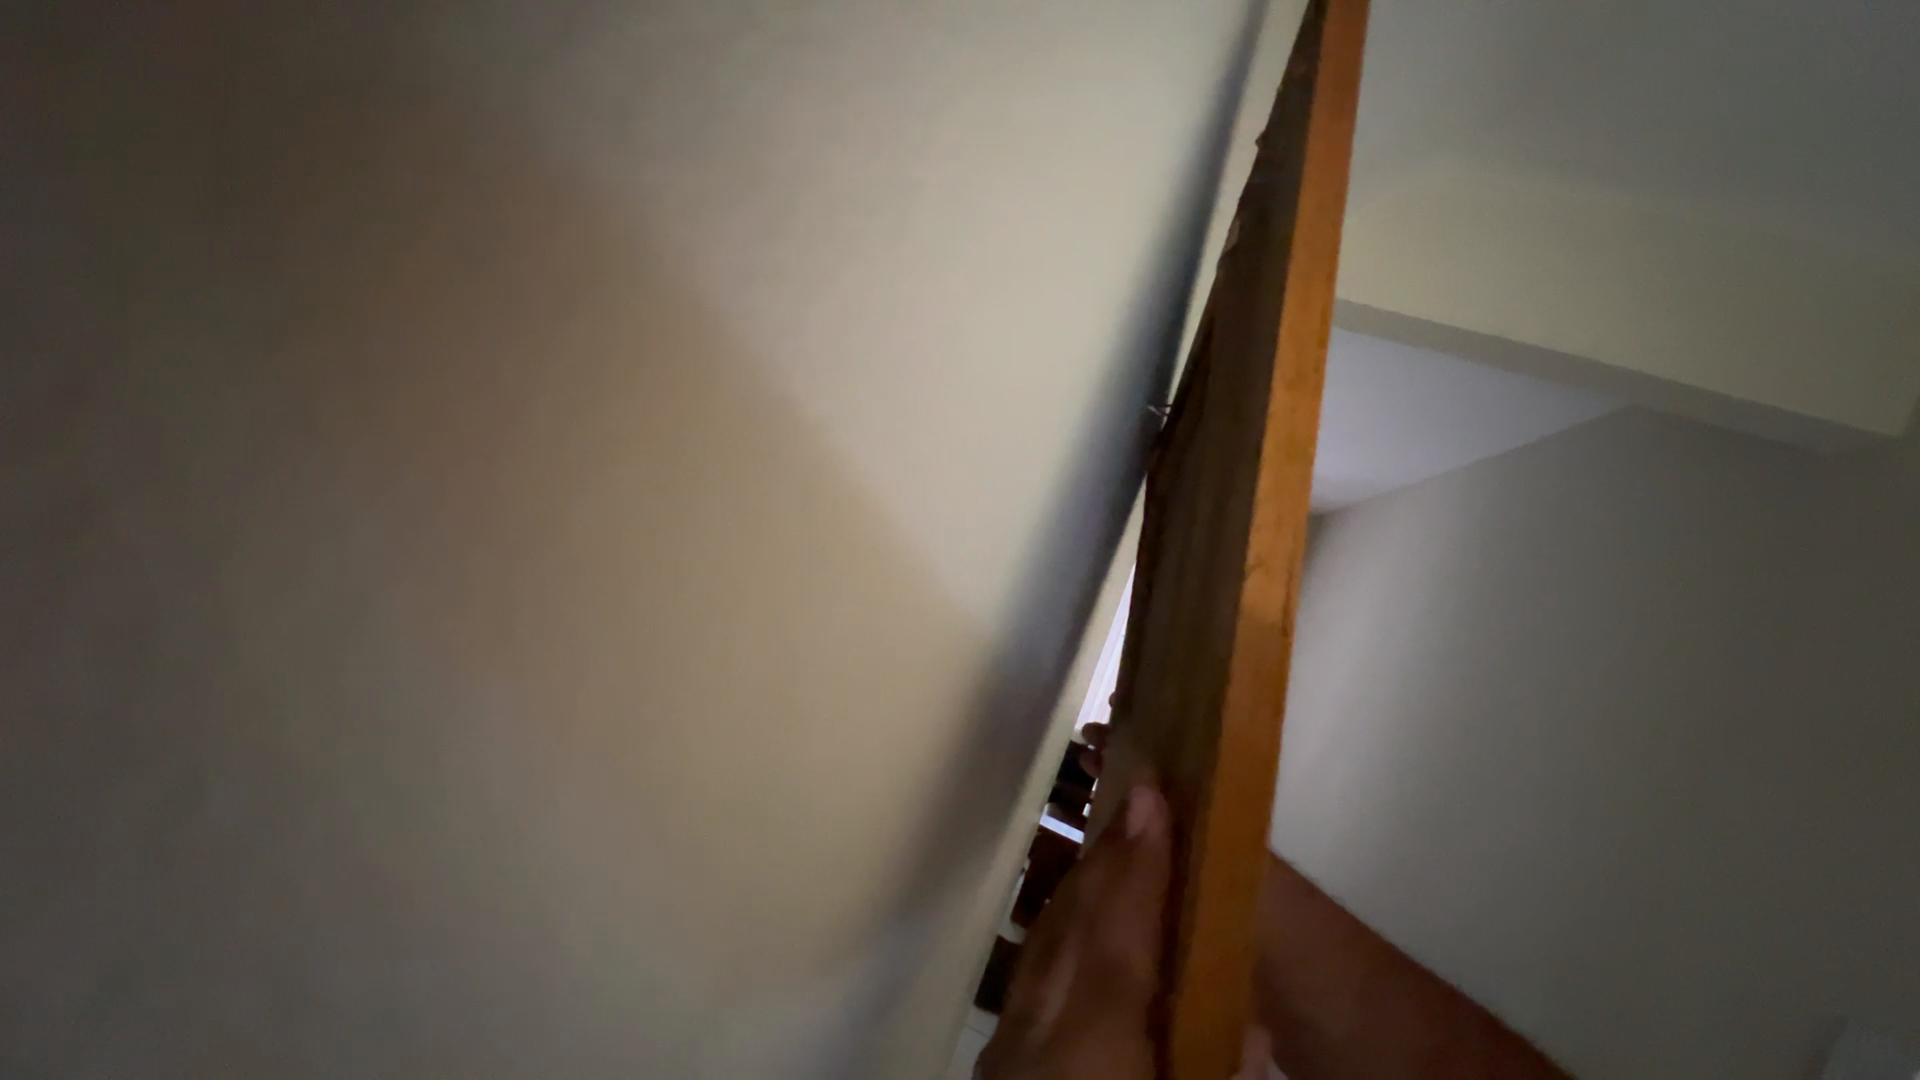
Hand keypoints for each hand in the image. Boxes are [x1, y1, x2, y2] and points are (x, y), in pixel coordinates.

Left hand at [975, 775, 1272, 1078]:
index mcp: (1089, 1056)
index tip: (1151, 796)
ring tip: (1122, 838)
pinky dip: (1062, 927)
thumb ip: (1214, 1060)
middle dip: (1110, 857)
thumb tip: (1253, 1021)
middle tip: (1144, 797)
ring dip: (1085, 883)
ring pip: (1046, 939)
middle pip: (1074, 926)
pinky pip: (1032, 968)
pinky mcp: (1000, 1048)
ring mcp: (1007, 1041)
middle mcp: (1035, 1037)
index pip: (1118, 942)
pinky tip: (1085, 908)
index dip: (1138, 866)